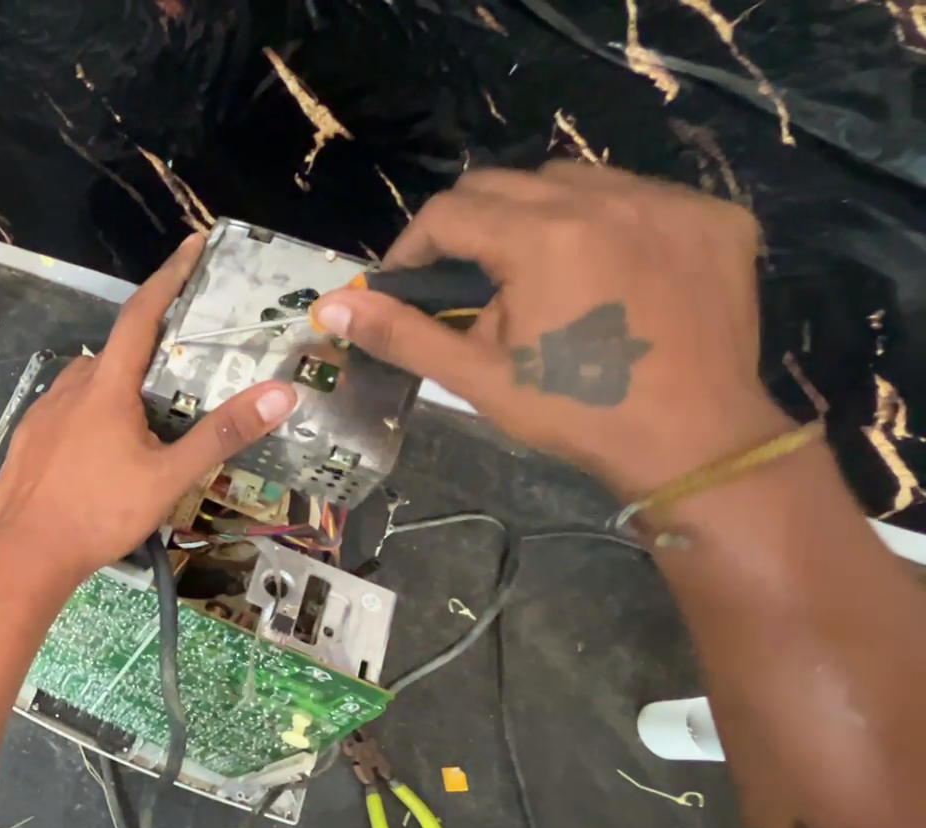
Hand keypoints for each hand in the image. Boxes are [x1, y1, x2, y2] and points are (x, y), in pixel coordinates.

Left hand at [0, 234, 296, 583]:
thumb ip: (221, 435)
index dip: (169, 277)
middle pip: (116, 352)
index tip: (192, 247)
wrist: (26, 554)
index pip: (141, 314)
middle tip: (183, 364)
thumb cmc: (99, 514)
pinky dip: (90, 412)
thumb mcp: (168, 478)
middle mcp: (70, 387)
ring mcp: (41, 413)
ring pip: (88, 383)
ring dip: (118, 385)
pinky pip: (65, 410)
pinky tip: (102, 446)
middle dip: (149, 349)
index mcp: (105, 386)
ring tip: (147, 414)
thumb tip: (281, 393)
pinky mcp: (26, 438)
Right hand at [311, 163, 791, 497]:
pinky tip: (593, 270)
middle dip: (462, 229)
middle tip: (457, 284)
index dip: (411, 248)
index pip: (448, 212)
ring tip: (526, 275)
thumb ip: (399, 332)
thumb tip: (326, 308)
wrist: (694, 438)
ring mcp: (669, 202)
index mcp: (544, 240)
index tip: (403, 288)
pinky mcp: (712, 215)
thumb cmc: (571, 411)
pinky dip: (594, 220)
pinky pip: (632, 193)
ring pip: (566, 179)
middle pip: (502, 183)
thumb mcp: (472, 376)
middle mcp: (608, 201)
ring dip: (526, 216)